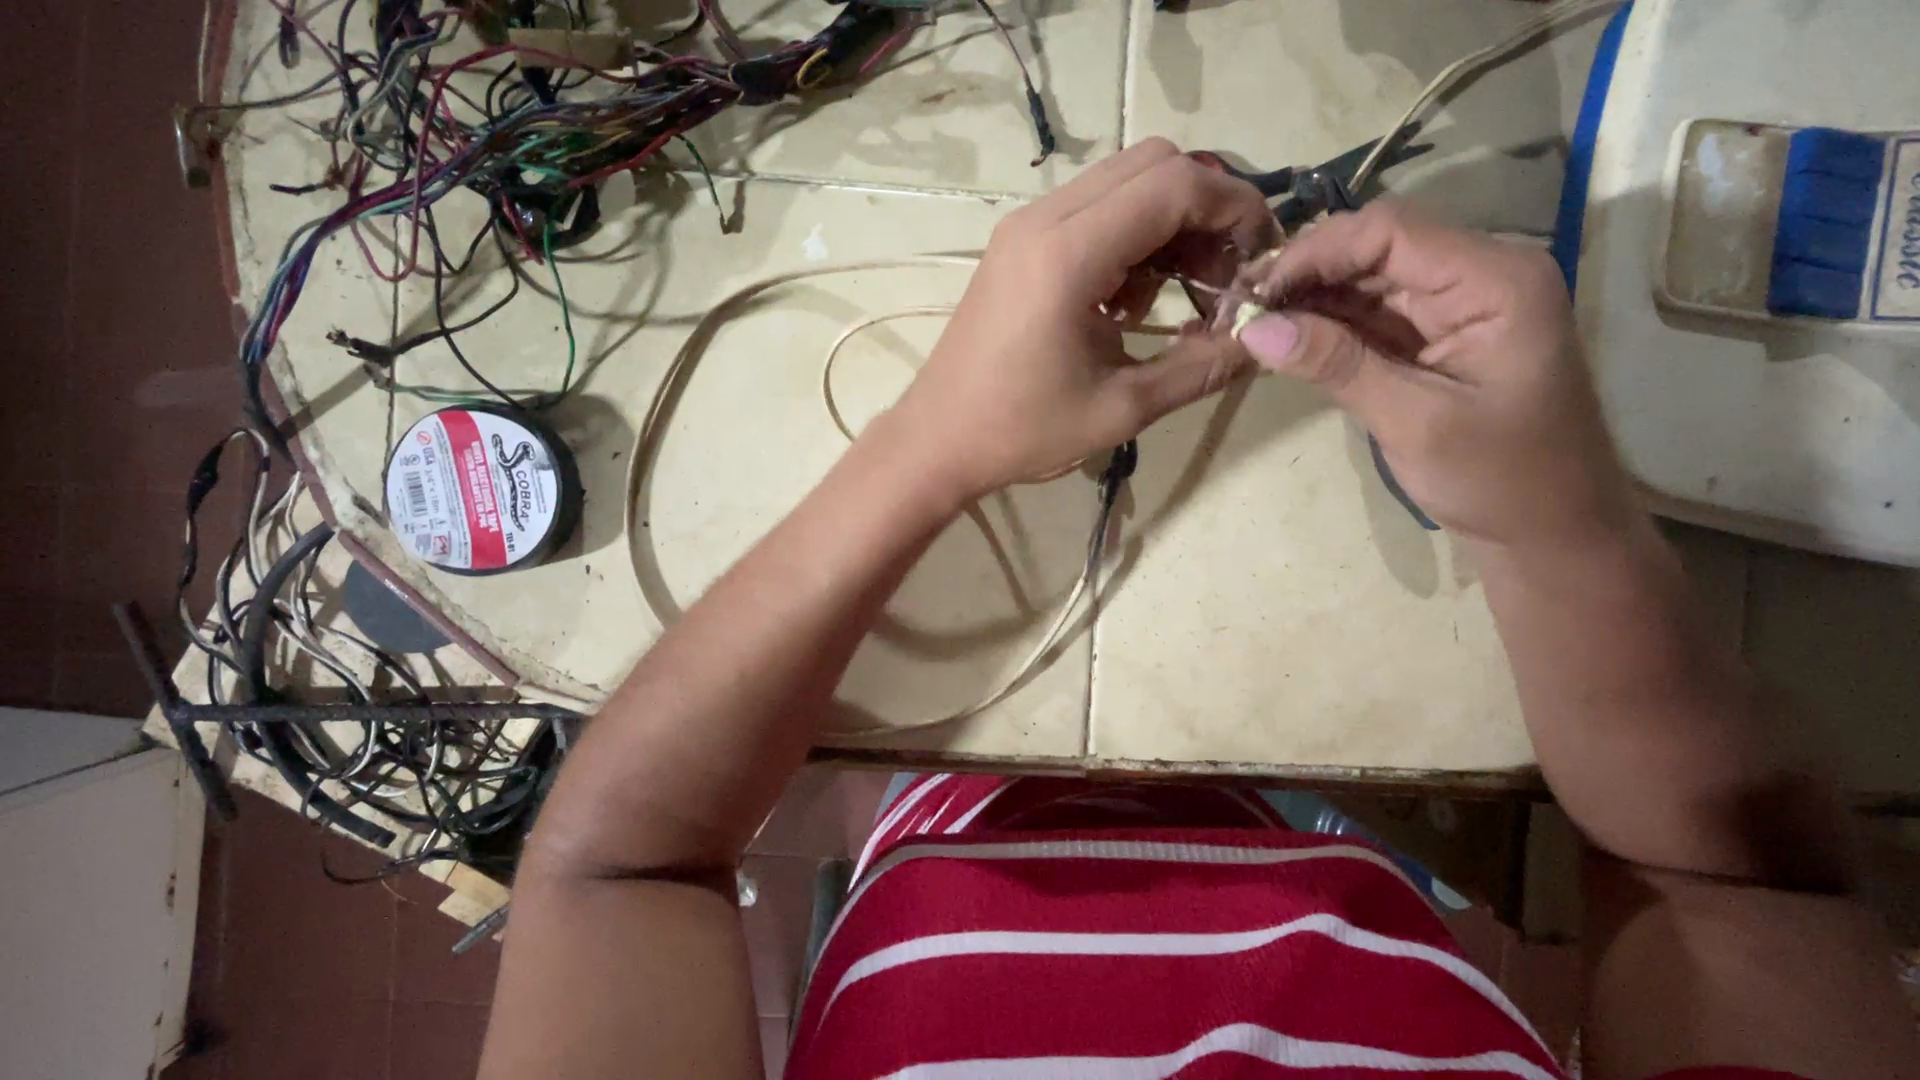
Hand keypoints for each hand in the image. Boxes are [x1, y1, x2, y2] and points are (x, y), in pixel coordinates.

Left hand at [881, 139, 1279, 500]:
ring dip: (1168, 223)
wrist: (937, 441)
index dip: (1233, 209)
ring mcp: (1025, 227)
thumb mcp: (1123, 409)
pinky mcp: (1017, 243)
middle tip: (1223, 275)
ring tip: (1182, 294)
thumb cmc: (1021, 432)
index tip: (1259, 258)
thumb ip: (1201, 368)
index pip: (1174, 184)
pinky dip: (1130, 236)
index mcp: (1067, 255)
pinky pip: (1092, 210)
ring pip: (1122, 182)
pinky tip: (1128, 302)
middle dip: (1204, 209)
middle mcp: (1043, 220)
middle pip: (1153, 164)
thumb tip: (1261, 340)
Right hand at [1232, 201, 1640, 549]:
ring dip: (1310, 297)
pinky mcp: (1436, 335)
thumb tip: (1254, 329)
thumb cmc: (1499, 478)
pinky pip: (1372, 312)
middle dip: (1306, 272)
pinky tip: (1286, 337)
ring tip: (1252, 322)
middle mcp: (1479, 276)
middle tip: (1241, 307)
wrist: (1550, 529)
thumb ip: (1337, 365)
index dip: (1316, 252)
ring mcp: (1457, 305)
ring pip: (1368, 277)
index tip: (1256, 292)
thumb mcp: (1414, 422)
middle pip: (1377, 247)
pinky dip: (1327, 322)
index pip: (1391, 233)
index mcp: (1495, 281)